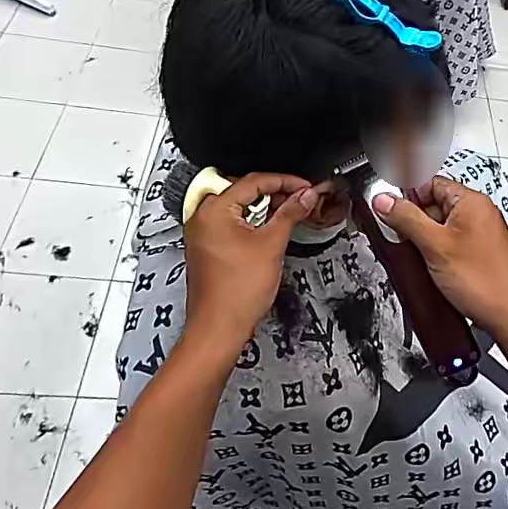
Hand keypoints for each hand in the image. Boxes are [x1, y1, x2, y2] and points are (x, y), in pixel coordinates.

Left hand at [183, 173, 317, 347]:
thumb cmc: (236, 293)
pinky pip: (232, 222)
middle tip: (300, 196)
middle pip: (243, 189)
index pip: (253, 181)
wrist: (219, 326)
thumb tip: (304, 196)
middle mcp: (202, 218)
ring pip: (237, 205)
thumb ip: (290, 214)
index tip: (305, 187)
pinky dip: (253, 220)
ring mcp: (203, 233)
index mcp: (214, 211)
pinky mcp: (208, 247)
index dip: (285, 181)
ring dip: (264, 205)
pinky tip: (271, 226)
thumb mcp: (272, 245)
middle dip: (275, 191)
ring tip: (290, 210)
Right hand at [371, 176, 507, 338]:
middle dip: (415, 222)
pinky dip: (438, 253)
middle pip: (433, 205)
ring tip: (423, 259)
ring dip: (425, 240)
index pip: (430, 182)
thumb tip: (384, 201)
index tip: (391, 211)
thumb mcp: (434, 246)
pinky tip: (433, 269)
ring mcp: (481, 233)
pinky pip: (451, 243)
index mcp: (472, 201)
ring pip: (441, 227)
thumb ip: (406, 219)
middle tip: (404, 239)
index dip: (408, 196)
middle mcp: (480, 213)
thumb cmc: (486, 282)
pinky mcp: (480, 252)